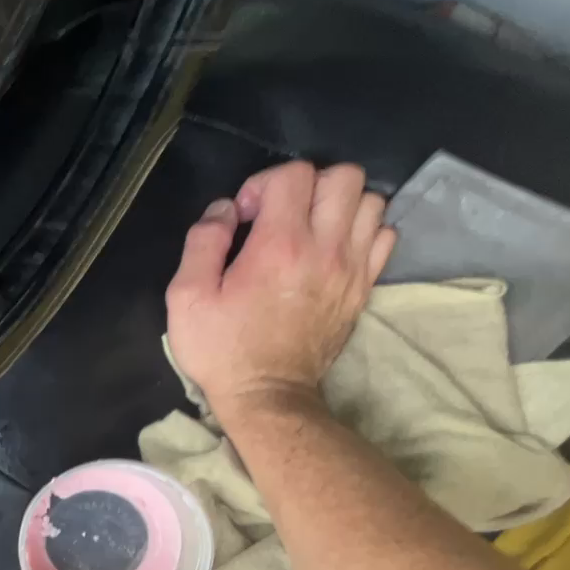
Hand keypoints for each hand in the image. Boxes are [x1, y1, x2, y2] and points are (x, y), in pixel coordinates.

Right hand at [165, 161, 397, 417]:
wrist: (267, 393)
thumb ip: (202, 243)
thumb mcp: (185, 297)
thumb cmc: (219, 346)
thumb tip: (224, 210)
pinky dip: (358, 230)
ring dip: (335, 204)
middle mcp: (327, 247)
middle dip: (304, 185)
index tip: (242, 217)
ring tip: (303, 229)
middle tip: (275, 216)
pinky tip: (327, 249)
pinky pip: (384, 233)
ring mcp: (354, 266)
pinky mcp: (365, 284)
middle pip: (343, 176)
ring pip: (371, 200)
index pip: (293, 176)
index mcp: (279, 245)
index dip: (261, 184)